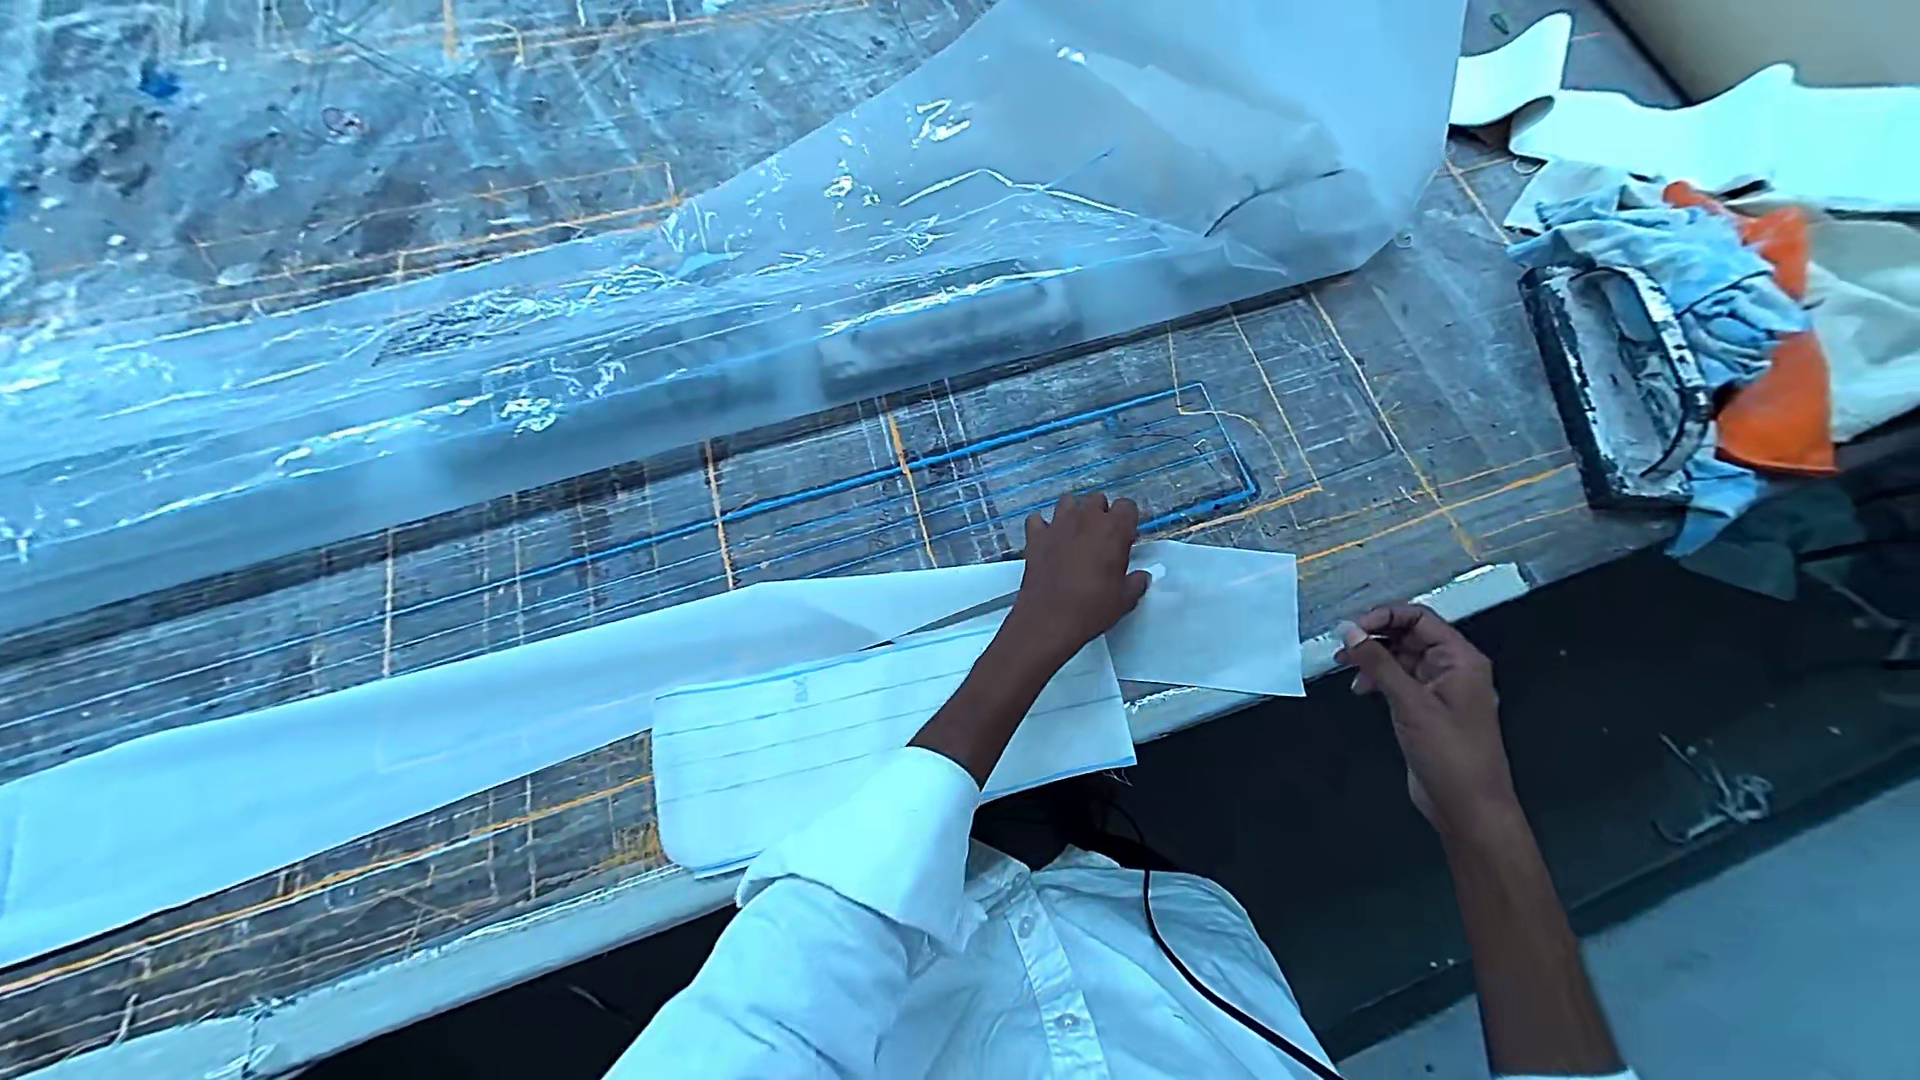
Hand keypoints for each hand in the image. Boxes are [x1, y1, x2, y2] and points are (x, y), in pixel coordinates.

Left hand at [1003, 493, 1151, 664]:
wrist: (1049, 618)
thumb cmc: (1092, 608)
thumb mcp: (1124, 599)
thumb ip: (1136, 583)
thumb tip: (1141, 577)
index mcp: (1113, 530)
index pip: (1127, 506)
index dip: (1127, 520)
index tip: (1125, 537)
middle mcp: (1085, 519)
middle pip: (1097, 500)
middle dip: (1100, 513)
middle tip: (1100, 537)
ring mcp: (1057, 525)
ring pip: (1067, 501)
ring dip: (1073, 512)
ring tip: (1074, 533)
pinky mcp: (1035, 536)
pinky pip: (1037, 519)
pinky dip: (1042, 525)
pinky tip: (1046, 538)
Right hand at [1335, 605, 1518, 839]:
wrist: (1467, 806)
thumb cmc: (1448, 752)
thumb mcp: (1410, 703)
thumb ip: (1378, 663)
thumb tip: (1349, 630)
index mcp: (1461, 660)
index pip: (1420, 618)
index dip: (1384, 616)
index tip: (1351, 629)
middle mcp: (1452, 668)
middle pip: (1408, 635)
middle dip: (1373, 637)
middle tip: (1341, 647)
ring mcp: (1438, 688)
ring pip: (1399, 657)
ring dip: (1371, 658)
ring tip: (1343, 666)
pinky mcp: (1425, 706)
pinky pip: (1397, 678)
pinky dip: (1376, 678)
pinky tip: (1361, 689)